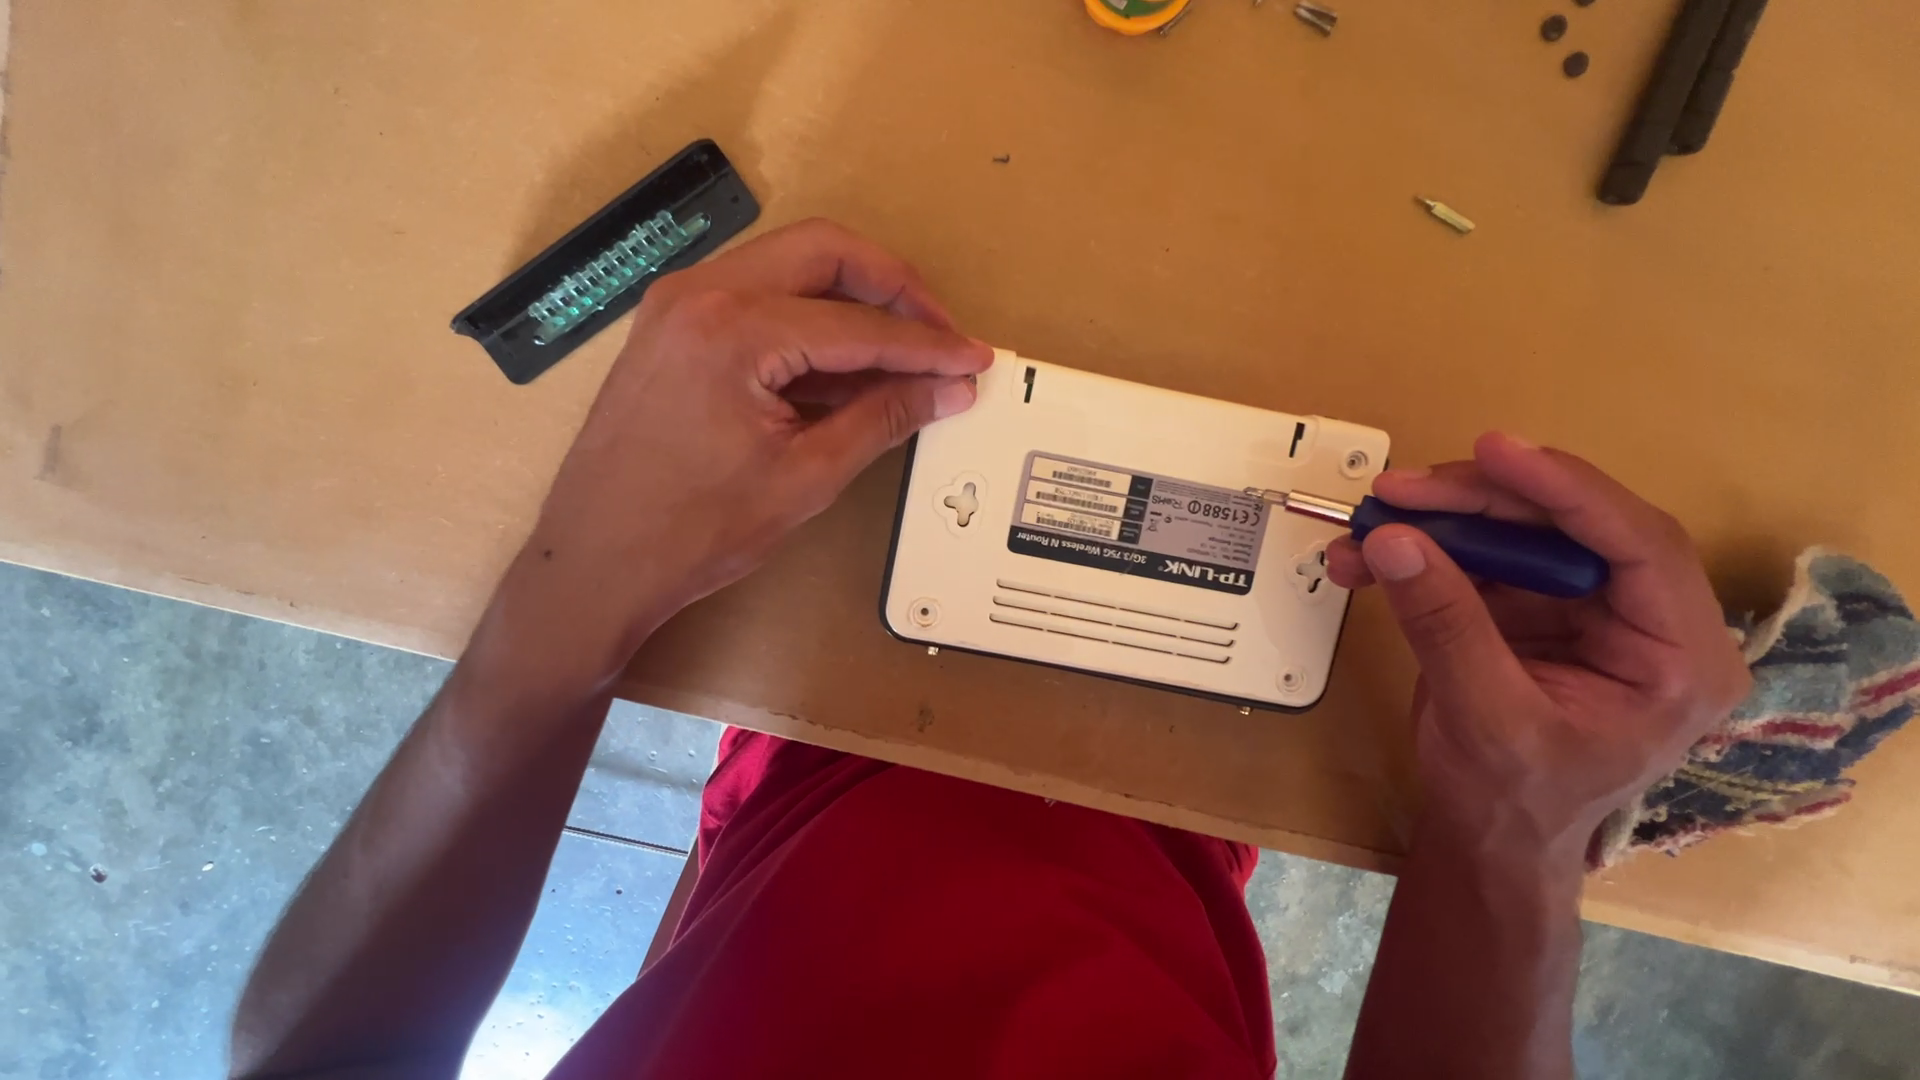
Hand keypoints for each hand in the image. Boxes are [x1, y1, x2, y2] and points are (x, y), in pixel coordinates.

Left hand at [476, 219, 991, 695]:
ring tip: (902, 354)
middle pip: (826, 252)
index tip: (974, 359)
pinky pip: (760, 300)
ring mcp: (680, 305)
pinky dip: (810, 322)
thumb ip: (883, 418)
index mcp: (734, 329)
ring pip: (791, 267)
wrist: (596, 562)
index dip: (927, 344)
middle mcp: (702, 294)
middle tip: (940, 335)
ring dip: (853, 300)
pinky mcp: (674, 328)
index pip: (858, 323)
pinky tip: (845, 368)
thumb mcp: (806, 476)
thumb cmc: (693, 531)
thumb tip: (949, 389)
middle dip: (894, 288)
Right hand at [1326, 433, 1750, 863]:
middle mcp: (1634, 618)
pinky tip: (1360, 561)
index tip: (1492, 450)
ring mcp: (1573, 611)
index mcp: (1674, 653)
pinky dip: (1411, 557)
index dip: (1565, 490)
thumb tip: (1393, 539)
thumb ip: (1444, 625)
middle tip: (1398, 490)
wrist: (1483, 835)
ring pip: (1510, 537)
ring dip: (1432, 525)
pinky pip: (1466, 563)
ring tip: (1366, 522)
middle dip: (1476, 503)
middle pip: (1564, 528)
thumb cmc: (1511, 797)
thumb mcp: (1484, 715)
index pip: (1637, 544)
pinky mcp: (1518, 612)